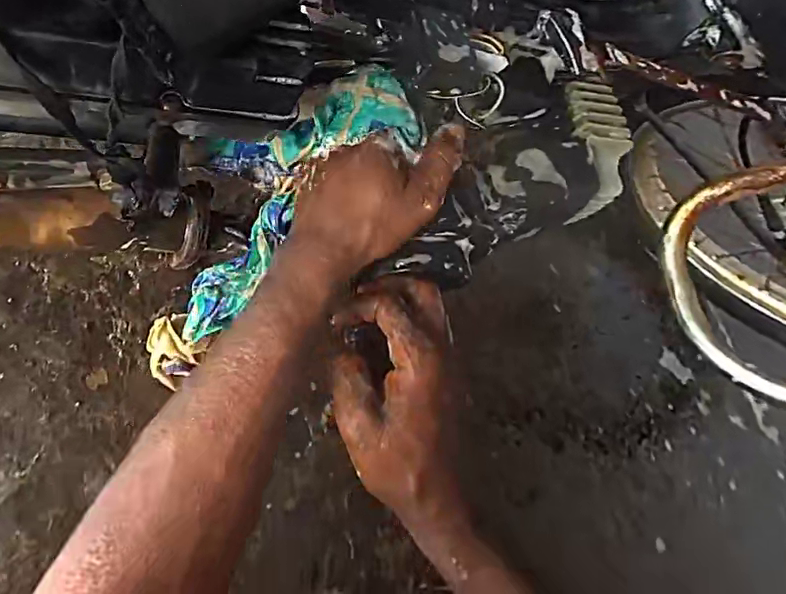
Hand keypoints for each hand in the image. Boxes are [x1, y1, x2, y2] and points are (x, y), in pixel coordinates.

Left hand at [284, 125, 465, 288]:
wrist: (321, 251)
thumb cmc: (373, 227)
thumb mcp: (418, 202)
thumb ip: (438, 166)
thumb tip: (455, 130)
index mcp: (377, 146)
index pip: (400, 146)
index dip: (407, 169)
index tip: (406, 192)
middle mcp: (348, 147)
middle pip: (374, 156)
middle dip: (382, 174)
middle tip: (385, 206)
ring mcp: (324, 162)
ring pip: (351, 168)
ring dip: (358, 183)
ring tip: (361, 212)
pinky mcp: (306, 179)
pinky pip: (330, 180)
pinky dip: (337, 192)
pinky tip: (341, 213)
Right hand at [329, 279, 463, 528]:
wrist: (442, 502)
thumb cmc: (400, 467)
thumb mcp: (359, 427)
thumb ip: (346, 376)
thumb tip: (339, 345)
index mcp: (420, 357)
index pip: (389, 304)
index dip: (357, 304)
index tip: (335, 321)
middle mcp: (442, 348)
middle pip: (422, 288)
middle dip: (387, 283)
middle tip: (356, 297)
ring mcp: (450, 357)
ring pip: (431, 304)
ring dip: (399, 297)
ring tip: (365, 311)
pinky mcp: (449, 369)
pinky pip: (431, 324)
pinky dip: (408, 316)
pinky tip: (380, 335)